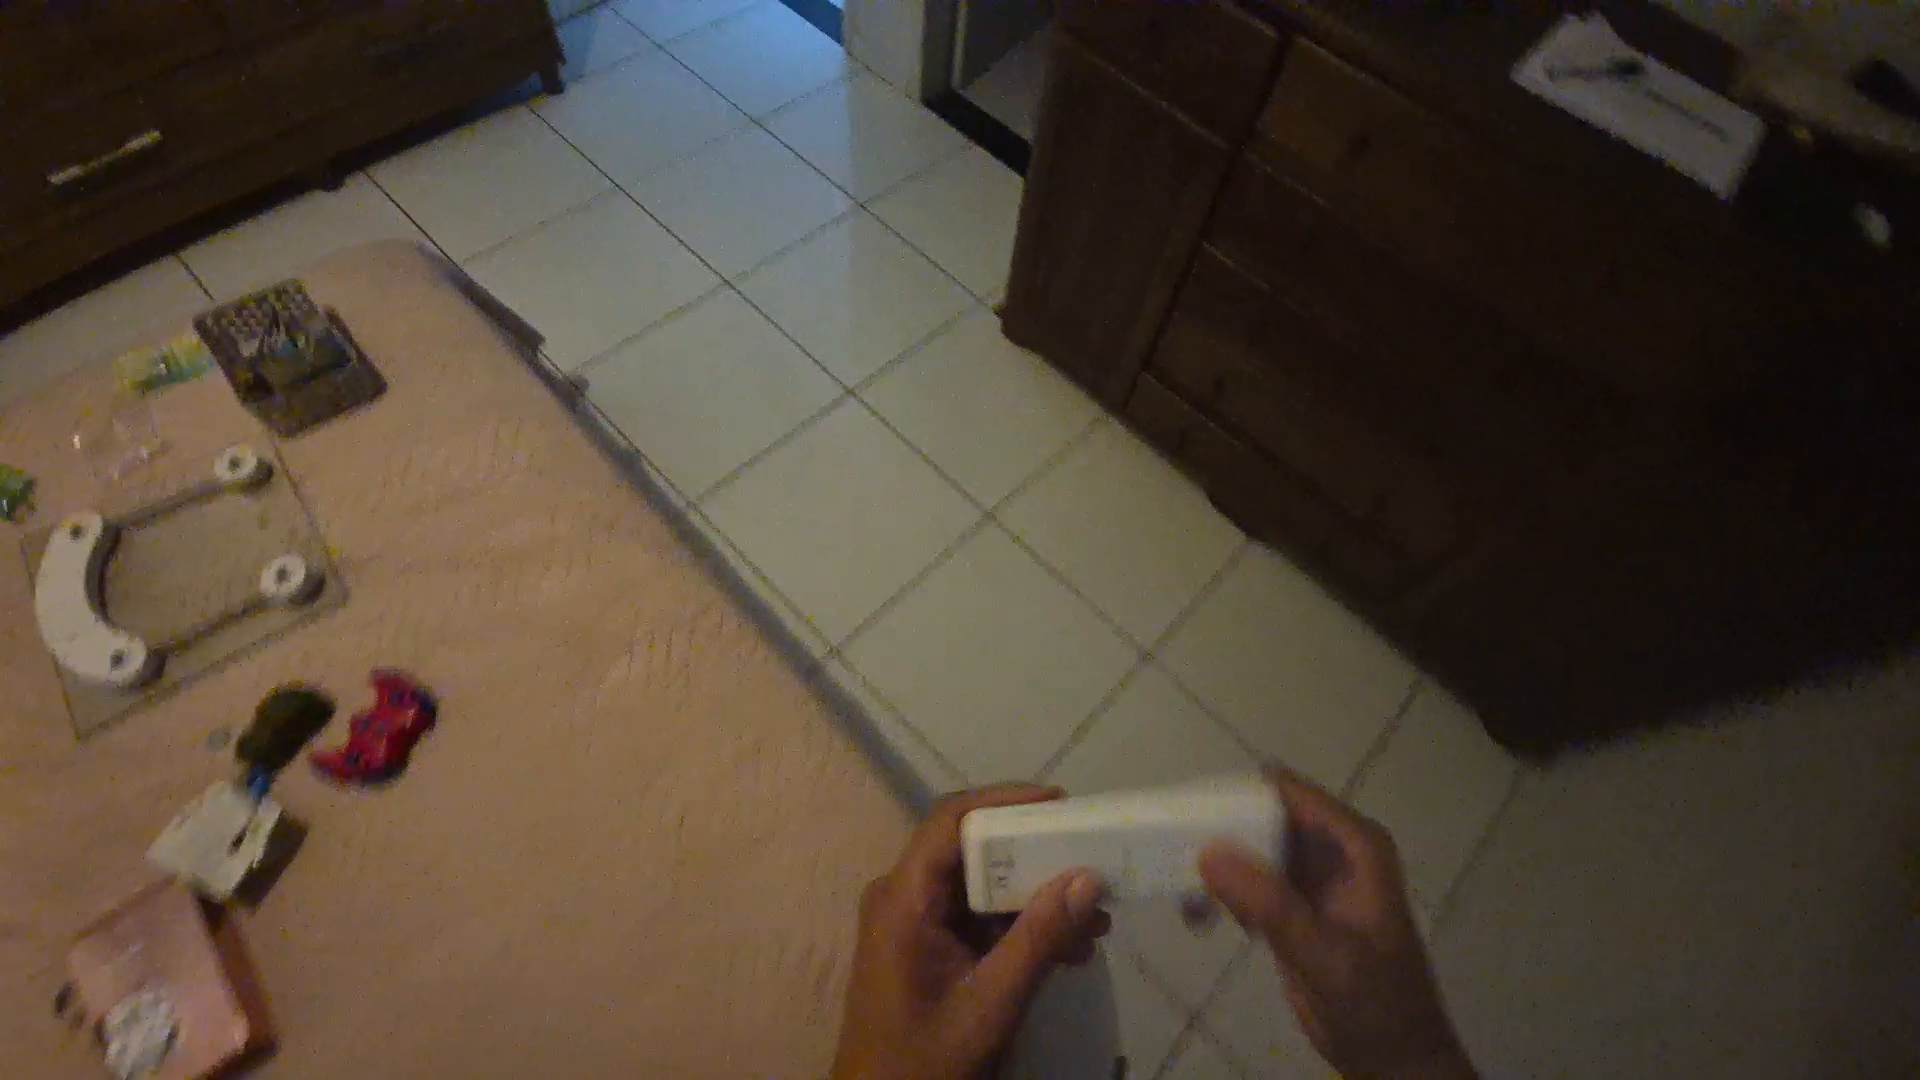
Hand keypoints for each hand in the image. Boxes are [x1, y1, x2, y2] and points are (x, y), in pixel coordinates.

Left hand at [831, 785, 1110, 1079]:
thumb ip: (1039, 940)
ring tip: (1095, 916)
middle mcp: (904, 895)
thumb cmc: (924, 1062)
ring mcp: (915, 920)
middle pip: (971, 848)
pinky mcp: (930, 945)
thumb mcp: (990, 1005)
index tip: (1058, 802)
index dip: (1003, 800)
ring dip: (1035, 896)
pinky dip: (1021, 926)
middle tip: (1087, 854)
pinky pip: (979, 917)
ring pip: (981, 884)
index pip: (951, 821)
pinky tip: (1070, 947)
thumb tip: (1088, 879)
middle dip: (1033, 853)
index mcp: (903, 898)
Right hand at [1201, 769, 1476, 1079]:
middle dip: (1218, 828)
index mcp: (1353, 842)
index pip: (1286, 790)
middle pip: (1261, 811)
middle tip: (1174, 850)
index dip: (1238, 793)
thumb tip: (1207, 852)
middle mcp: (1331, 845)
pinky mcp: (1290, 897)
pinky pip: (1247, 875)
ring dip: (1214, 861)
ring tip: (1186, 891)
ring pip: (1249, 841)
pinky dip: (1221, 889)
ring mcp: (1309, 871)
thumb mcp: (1322, 951)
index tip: (1188, 810)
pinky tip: (1201, 916)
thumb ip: (1269, 902)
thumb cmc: (1373, 1003)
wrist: (1395, 1063)